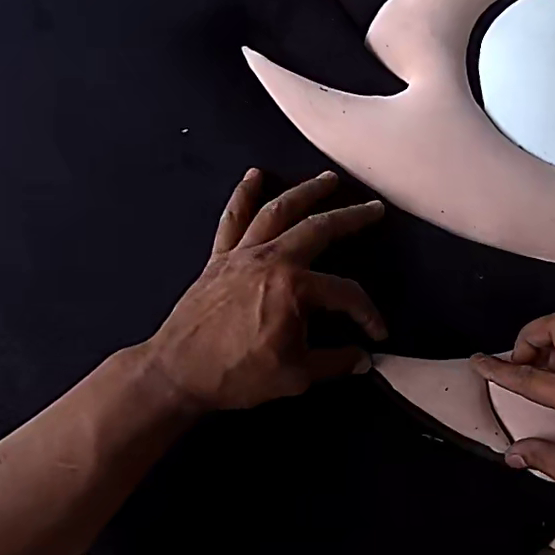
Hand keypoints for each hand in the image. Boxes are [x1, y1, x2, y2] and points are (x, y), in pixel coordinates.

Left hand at [142, 169, 386, 413]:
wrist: (178, 372)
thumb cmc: (234, 375)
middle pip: (319, 229)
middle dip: (351, 217)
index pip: (345, 294)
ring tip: (327, 180)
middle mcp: (270, 261)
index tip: (376, 333)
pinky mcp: (219, 259)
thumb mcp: (296, 377)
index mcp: (293, 289)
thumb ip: (335, 363)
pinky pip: (233, 219)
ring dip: (306, 192)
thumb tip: (360, 359)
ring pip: (279, 211)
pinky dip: (243, 195)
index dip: (367, 314)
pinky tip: (254, 177)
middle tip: (373, 209)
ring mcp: (242, 256)